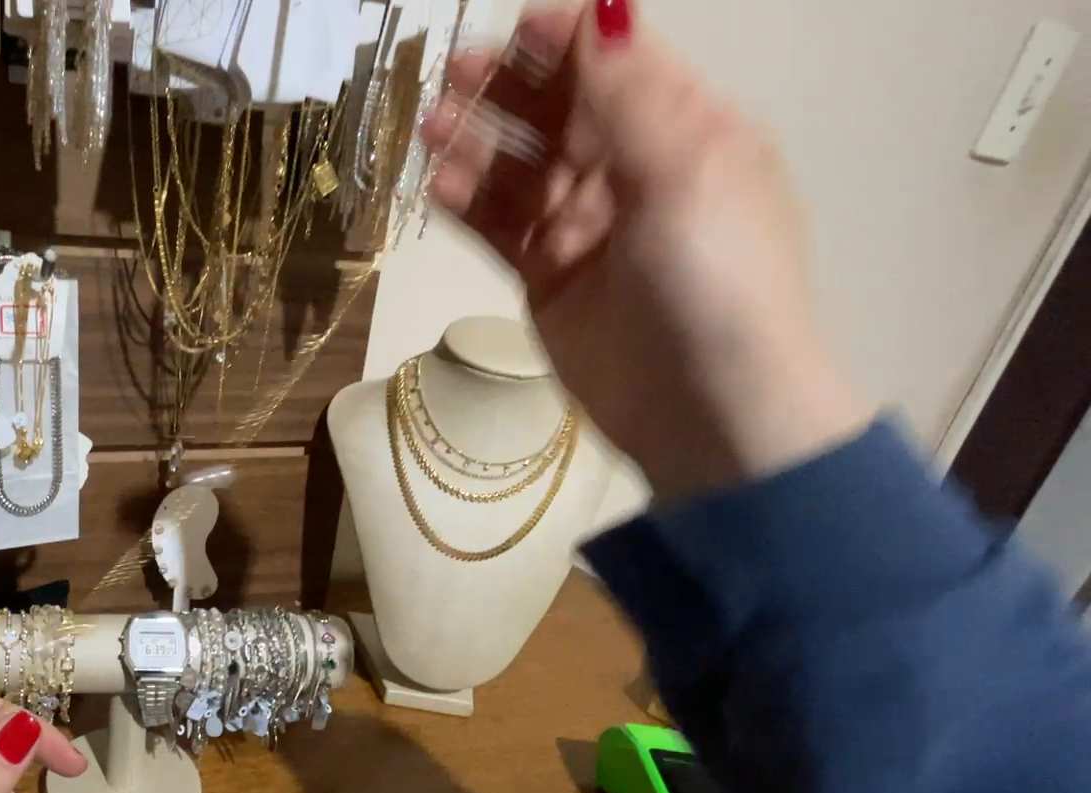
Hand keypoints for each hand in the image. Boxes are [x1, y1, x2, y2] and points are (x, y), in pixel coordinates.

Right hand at [422, 0, 871, 500]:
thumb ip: (631, 97)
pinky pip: (498, 229)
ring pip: (517, 171)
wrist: (700, 405)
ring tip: (427, 133)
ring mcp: (580, 227)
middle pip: (555, 113)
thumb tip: (601, 7)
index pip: (611, 66)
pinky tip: (437, 188)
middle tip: (448, 80)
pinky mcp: (543, 277)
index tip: (504, 28)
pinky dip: (468, 205)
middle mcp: (626, 171)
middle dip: (505, 91)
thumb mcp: (684, 173)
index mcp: (682, 130)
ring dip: (474, 148)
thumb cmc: (713, 279)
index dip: (560, 41)